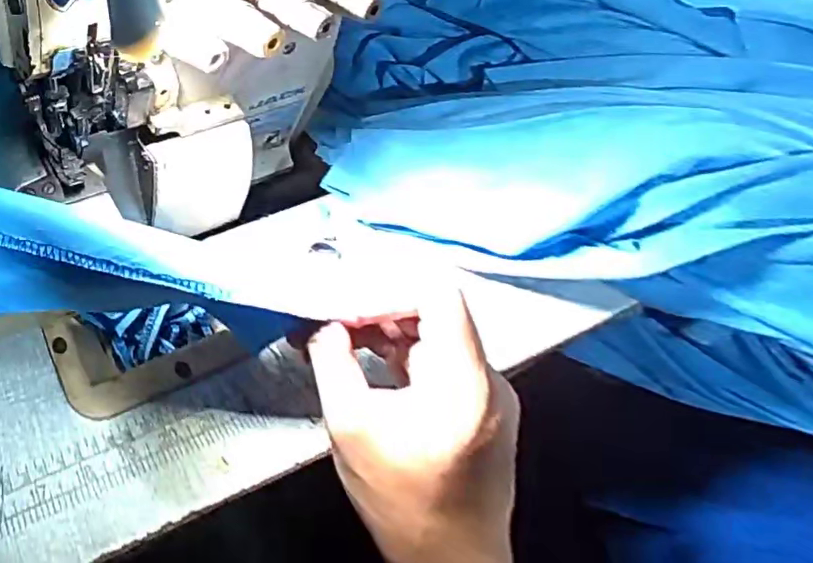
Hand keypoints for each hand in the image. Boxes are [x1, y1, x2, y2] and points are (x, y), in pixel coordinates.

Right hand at [308, 287, 518, 562]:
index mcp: (463, 382)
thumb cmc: (405, 504)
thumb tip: (325, 323)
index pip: (438, 293)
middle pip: (432, 309)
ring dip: (384, 325)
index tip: (351, 285)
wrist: (450, 562)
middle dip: (377, 302)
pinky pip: (438, 354)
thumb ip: (332, 358)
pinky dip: (399, 347)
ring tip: (342, 331)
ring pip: (433, 330)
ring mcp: (487, 392)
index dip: (391, 278)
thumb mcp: (348, 424)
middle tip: (336, 309)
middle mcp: (487, 381)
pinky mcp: (479, 404)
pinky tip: (365, 355)